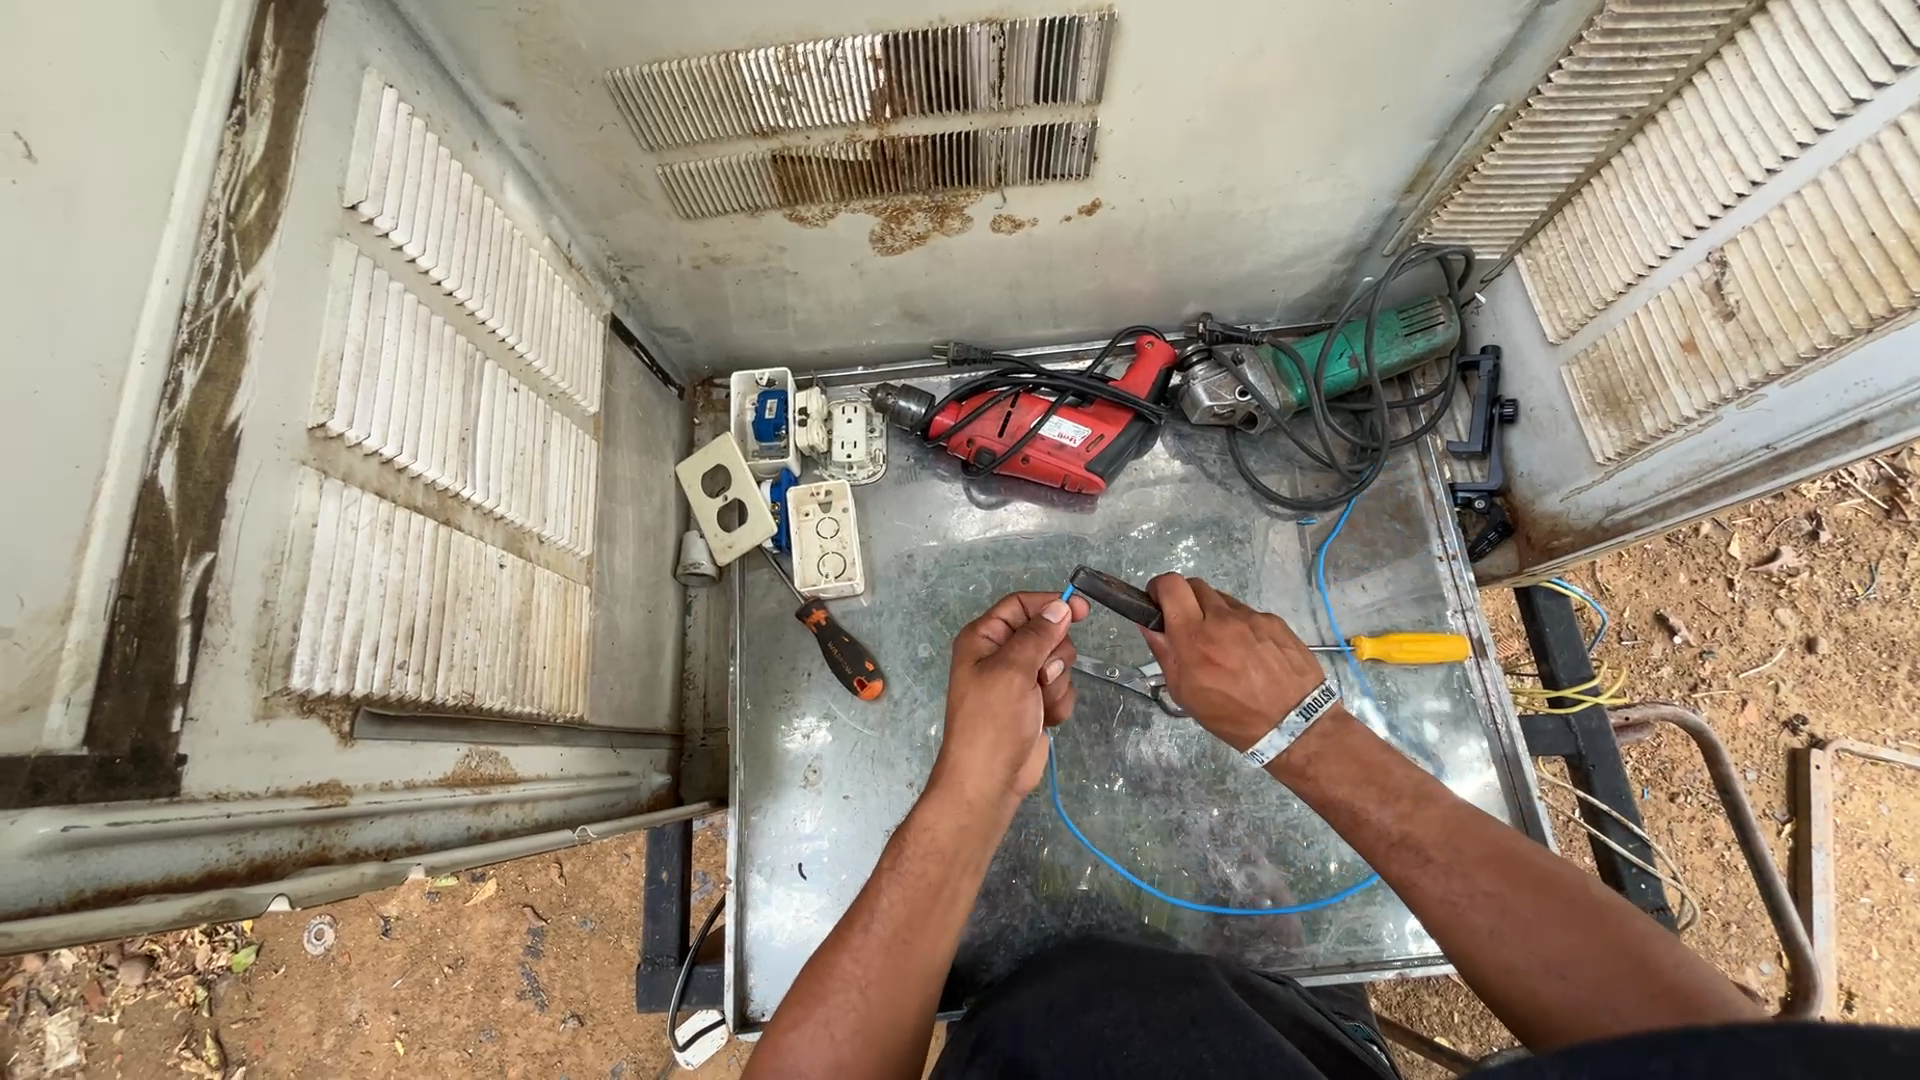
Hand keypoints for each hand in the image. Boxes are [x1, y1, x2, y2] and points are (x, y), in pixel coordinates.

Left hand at [933, 592, 1089, 808]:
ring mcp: (1019, 681)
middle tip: (1041, 676)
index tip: (1083, 609)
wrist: (990, 779)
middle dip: (1053, 656)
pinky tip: (1043, 720)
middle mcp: (1000, 655)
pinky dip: (1057, 704)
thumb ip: (1038, 634)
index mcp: (984, 638)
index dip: (1050, 604)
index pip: (1021, 605)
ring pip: (1059, 664)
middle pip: (1046, 634)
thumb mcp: (1013, 670)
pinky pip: (1061, 690)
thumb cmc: (992, 720)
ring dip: (1055, 685)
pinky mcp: (1035, 703)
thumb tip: (1060, 607)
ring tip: (1036, 704)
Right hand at [1141, 574, 1326, 752]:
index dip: (1159, 588)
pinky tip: (1250, 653)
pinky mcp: (1275, 621)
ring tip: (1224, 646)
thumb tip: (1149, 625)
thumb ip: (1165, 653)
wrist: (1294, 724)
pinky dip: (1240, 626)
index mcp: (1194, 637)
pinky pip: (1248, 614)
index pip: (1171, 586)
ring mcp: (1251, 617)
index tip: (1157, 602)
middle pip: (1194, 586)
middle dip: (1185, 601)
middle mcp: (1222, 619)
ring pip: (1222, 600)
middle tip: (1189, 627)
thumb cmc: (1232, 715)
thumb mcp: (1185, 693)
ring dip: (1213, 614)